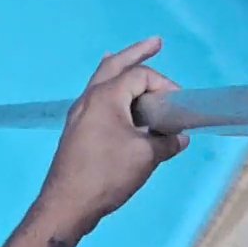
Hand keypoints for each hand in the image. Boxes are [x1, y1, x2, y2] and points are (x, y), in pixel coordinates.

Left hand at [31, 37, 188, 240]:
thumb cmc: (106, 175)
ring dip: (118, 69)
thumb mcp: (146, 157)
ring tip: (129, 59)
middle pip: (114, 66)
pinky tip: (114, 98)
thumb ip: (166, 142)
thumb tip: (180, 138)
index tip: (179, 104)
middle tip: (156, 42)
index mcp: (105, 97)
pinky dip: (109, 91)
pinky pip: (95, 100)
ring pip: (100, 81)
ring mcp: (79, 115)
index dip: (164, 84)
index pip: (140, 75)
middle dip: (136, 53)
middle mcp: (89, 99)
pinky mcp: (76, 131)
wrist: (67, 204)